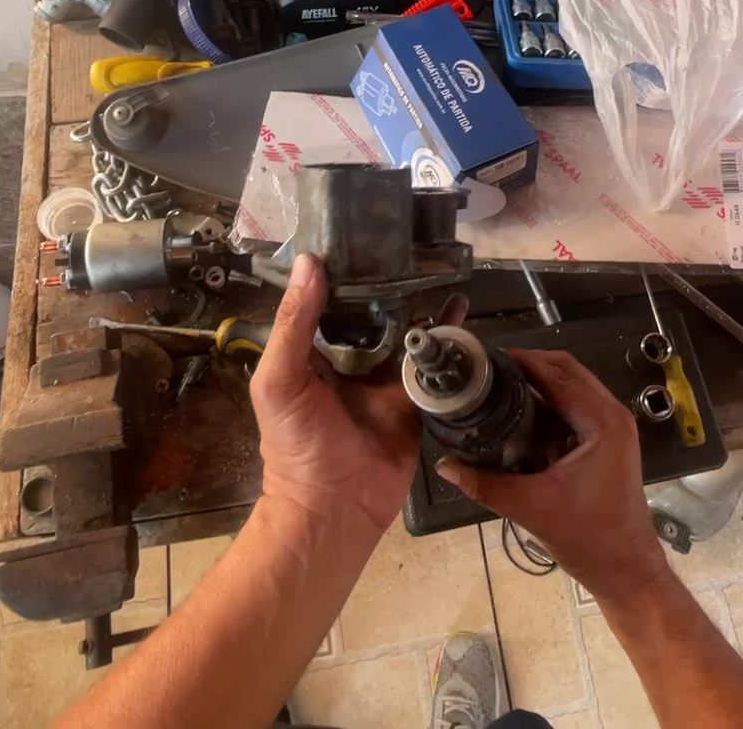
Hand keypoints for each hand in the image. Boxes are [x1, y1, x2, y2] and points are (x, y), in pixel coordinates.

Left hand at [250, 254, 423, 532]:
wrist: (334, 508)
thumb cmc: (296, 444)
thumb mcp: (280, 380)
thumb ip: (294, 324)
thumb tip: (311, 263)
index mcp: (314, 352)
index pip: (331, 301)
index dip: (345, 271)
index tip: (365, 234)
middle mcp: (351, 360)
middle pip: (374, 313)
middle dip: (391, 285)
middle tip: (413, 247)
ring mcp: (385, 380)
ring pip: (407, 334)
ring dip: (424, 307)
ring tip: (443, 271)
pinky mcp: (414, 400)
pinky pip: (431, 366)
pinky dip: (447, 341)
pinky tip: (462, 315)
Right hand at [436, 349, 668, 602]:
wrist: (627, 570)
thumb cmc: (588, 538)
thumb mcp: (532, 508)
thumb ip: (486, 484)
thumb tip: (446, 466)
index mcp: (601, 423)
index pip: (557, 375)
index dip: (522, 361)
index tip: (487, 358)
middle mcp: (612, 415)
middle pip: (567, 370)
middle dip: (530, 364)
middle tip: (490, 369)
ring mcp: (613, 426)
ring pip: (573, 385)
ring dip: (540, 380)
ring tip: (500, 383)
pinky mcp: (608, 440)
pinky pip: (577, 405)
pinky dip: (550, 400)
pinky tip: (520, 410)